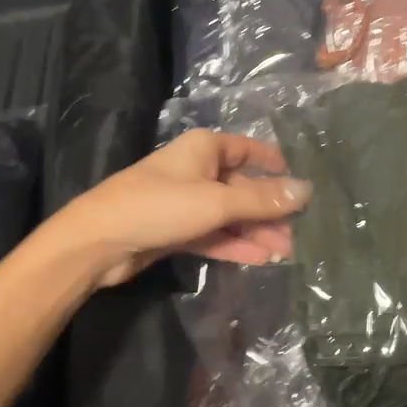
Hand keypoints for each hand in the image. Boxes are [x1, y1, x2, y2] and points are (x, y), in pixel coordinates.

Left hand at [50, 130, 311, 287]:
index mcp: (206, 148)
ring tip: (287, 253)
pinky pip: (213, 233)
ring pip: (229, 214)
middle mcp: (198, 169)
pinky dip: (234, 245)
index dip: (276, 166)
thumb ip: (262, 200)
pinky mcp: (176, 229)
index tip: (304, 185)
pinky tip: (260, 259)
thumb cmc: (160, 206)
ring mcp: (186, 200)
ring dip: (255, 232)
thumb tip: (307, 190)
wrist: (99, 241)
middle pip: (242, 187)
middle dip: (269, 210)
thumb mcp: (217, 202)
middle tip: (300, 234)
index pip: (249, 150)